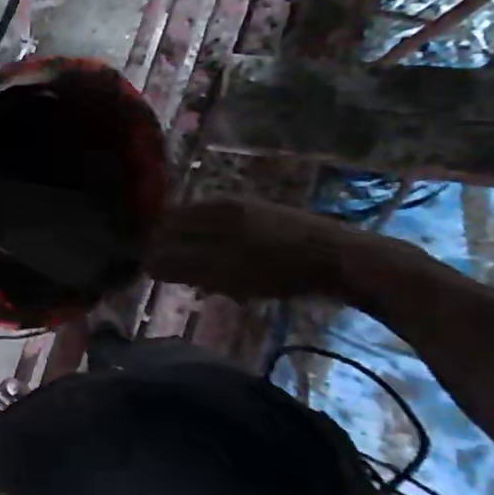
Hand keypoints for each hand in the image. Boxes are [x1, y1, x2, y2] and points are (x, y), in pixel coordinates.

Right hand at [146, 198, 391, 299]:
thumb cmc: (277, 265)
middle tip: (195, 287)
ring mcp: (252, 213)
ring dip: (209, 267)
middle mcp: (226, 203)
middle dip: (185, 260)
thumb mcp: (221, 269)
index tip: (161, 277)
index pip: (165, 223)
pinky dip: (232, 266)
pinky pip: (236, 246)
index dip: (157, 250)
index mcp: (210, 207)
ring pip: (211, 241)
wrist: (347, 261)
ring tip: (223, 291)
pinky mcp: (273, 227)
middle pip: (187, 232)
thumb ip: (180, 264)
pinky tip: (246, 287)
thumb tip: (146, 263)